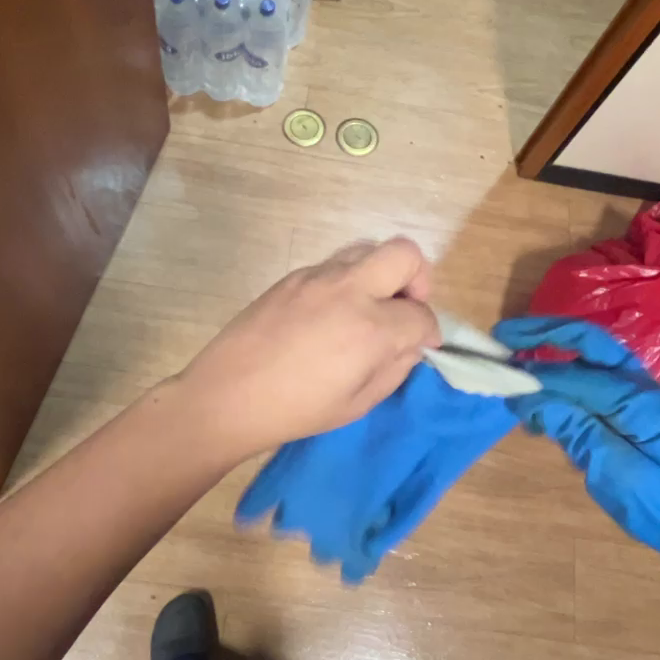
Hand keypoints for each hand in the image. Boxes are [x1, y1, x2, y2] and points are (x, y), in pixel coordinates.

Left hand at [176, 238, 440, 459]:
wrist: (229, 394)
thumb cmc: (297, 410)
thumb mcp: (358, 403)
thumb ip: (395, 368)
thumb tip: (410, 344)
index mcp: (371, 329)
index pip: (422, 314)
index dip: (430, 331)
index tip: (423, 344)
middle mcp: (349, 290)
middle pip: (405, 254)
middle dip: (418, 278)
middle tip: (405, 308)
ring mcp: (318, 277)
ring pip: (368, 249)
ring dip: (381, 274)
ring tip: (369, 307)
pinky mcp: (293, 276)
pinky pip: (335, 265)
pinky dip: (347, 281)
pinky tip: (330, 314)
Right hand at [498, 317, 659, 659]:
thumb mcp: (615, 473)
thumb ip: (573, 428)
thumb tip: (526, 394)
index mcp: (643, 400)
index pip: (577, 375)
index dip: (534, 373)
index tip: (496, 373)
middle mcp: (645, 389)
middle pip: (591, 345)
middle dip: (546, 334)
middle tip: (504, 334)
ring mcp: (646, 402)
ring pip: (595, 363)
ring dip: (556, 357)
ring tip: (519, 367)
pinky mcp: (642, 419)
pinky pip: (599, 387)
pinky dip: (568, 383)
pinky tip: (548, 404)